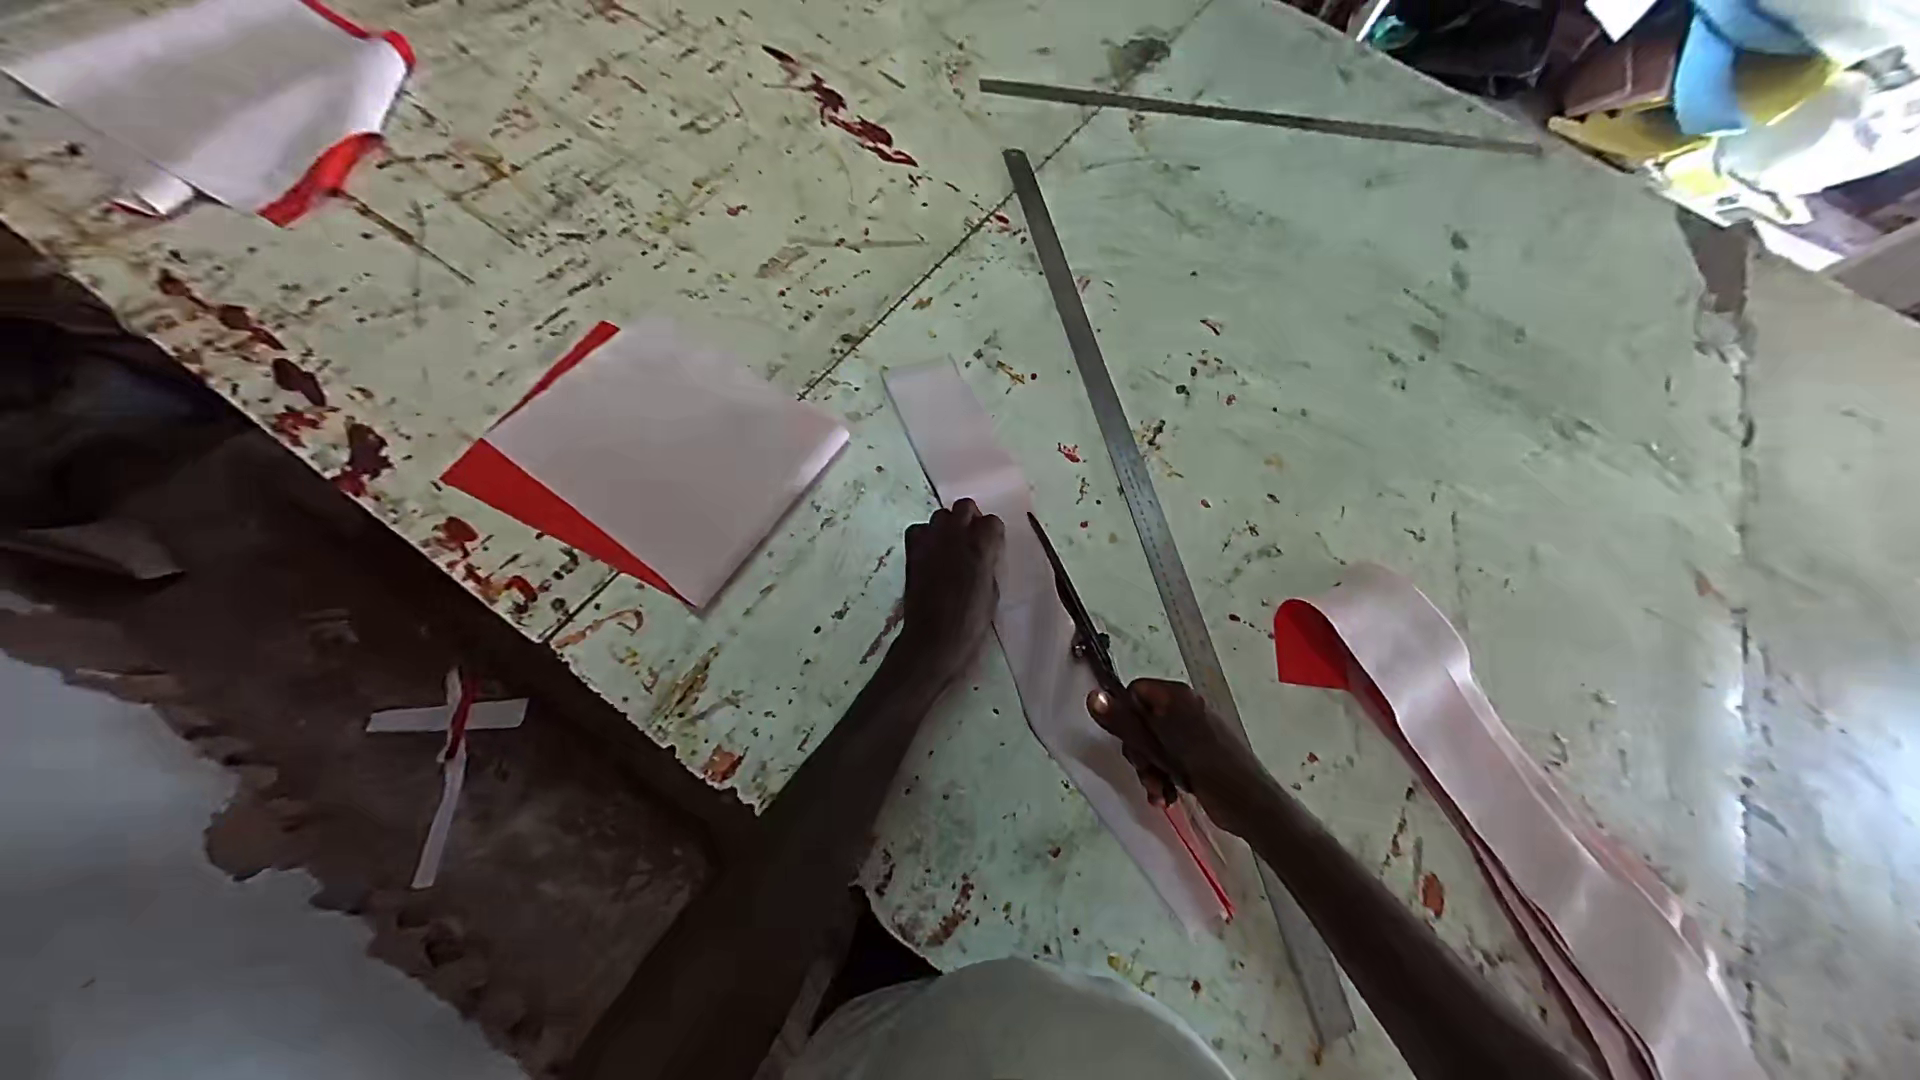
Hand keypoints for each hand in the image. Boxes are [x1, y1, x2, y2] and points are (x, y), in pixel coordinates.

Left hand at [893, 498, 1003, 683]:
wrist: (935, 637)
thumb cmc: (971, 620)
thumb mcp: (992, 590)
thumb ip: (988, 563)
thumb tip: (982, 556)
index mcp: (982, 545)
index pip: (992, 521)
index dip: (992, 534)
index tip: (992, 546)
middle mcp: (956, 535)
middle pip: (965, 506)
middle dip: (970, 519)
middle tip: (972, 539)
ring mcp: (931, 540)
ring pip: (940, 515)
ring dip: (948, 526)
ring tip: (950, 546)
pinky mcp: (912, 550)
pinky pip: (919, 530)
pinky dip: (925, 537)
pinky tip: (931, 553)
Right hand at [1087, 679, 1266, 828]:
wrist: (1252, 806)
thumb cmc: (1208, 768)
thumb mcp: (1160, 746)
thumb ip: (1125, 723)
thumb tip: (1093, 696)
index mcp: (1177, 697)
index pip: (1133, 693)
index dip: (1127, 719)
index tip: (1132, 742)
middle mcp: (1183, 708)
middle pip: (1139, 721)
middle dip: (1140, 752)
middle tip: (1148, 770)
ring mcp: (1190, 732)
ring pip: (1151, 744)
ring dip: (1149, 769)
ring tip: (1159, 790)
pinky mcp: (1195, 754)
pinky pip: (1166, 758)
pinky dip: (1162, 776)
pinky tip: (1166, 795)